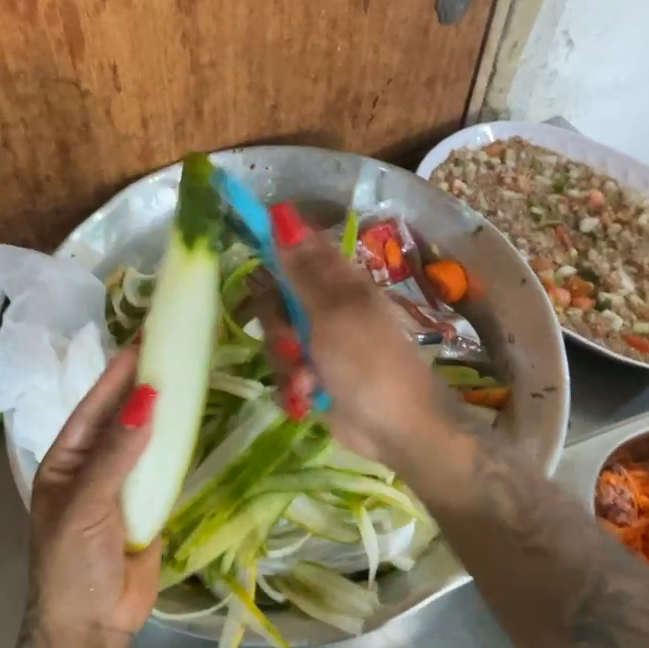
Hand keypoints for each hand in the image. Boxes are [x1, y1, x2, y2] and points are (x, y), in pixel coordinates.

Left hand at [27, 348, 162, 637]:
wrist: (91, 629)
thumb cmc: (72, 564)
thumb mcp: (87, 505)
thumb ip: (117, 453)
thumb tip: (147, 398)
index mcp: (67, 459)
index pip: (94, 406)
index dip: (118, 374)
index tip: (142, 340)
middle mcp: (94, 465)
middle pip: (122, 417)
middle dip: (143, 384)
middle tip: (172, 345)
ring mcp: (123, 485)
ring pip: (146, 439)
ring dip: (164, 411)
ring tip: (189, 371)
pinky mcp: (150, 505)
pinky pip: (165, 467)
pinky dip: (178, 445)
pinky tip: (195, 419)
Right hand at [261, 204, 459, 472]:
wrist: (396, 430)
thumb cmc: (370, 363)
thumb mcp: (332, 311)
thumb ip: (302, 269)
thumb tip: (283, 217)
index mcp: (340, 283)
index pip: (298, 249)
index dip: (273, 248)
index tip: (253, 260)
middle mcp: (327, 308)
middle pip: (276, 299)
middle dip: (276, 326)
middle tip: (291, 344)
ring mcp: (320, 344)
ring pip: (275, 339)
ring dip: (284, 363)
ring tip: (305, 381)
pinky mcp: (313, 377)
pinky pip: (283, 372)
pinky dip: (290, 388)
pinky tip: (305, 400)